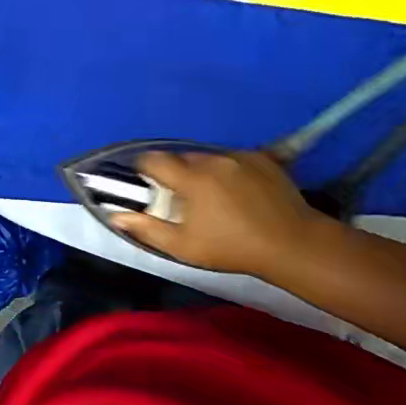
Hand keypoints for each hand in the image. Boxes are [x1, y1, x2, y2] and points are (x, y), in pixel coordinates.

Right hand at [108, 149, 330, 275]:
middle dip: (176, 174)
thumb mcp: (183, 247)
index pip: (154, 159)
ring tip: (211, 198)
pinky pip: (234, 158)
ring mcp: (241, 156)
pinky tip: (237, 193)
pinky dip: (228, 171)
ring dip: (203, 172)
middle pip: (182, 158)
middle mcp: (214, 159)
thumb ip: (147, 228)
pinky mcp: (263, 158)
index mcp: (192, 178)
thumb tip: (116, 216)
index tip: (144, 182)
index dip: (143, 168)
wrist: (289, 243)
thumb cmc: (231, 248)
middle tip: (181, 200)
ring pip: (209, 158)